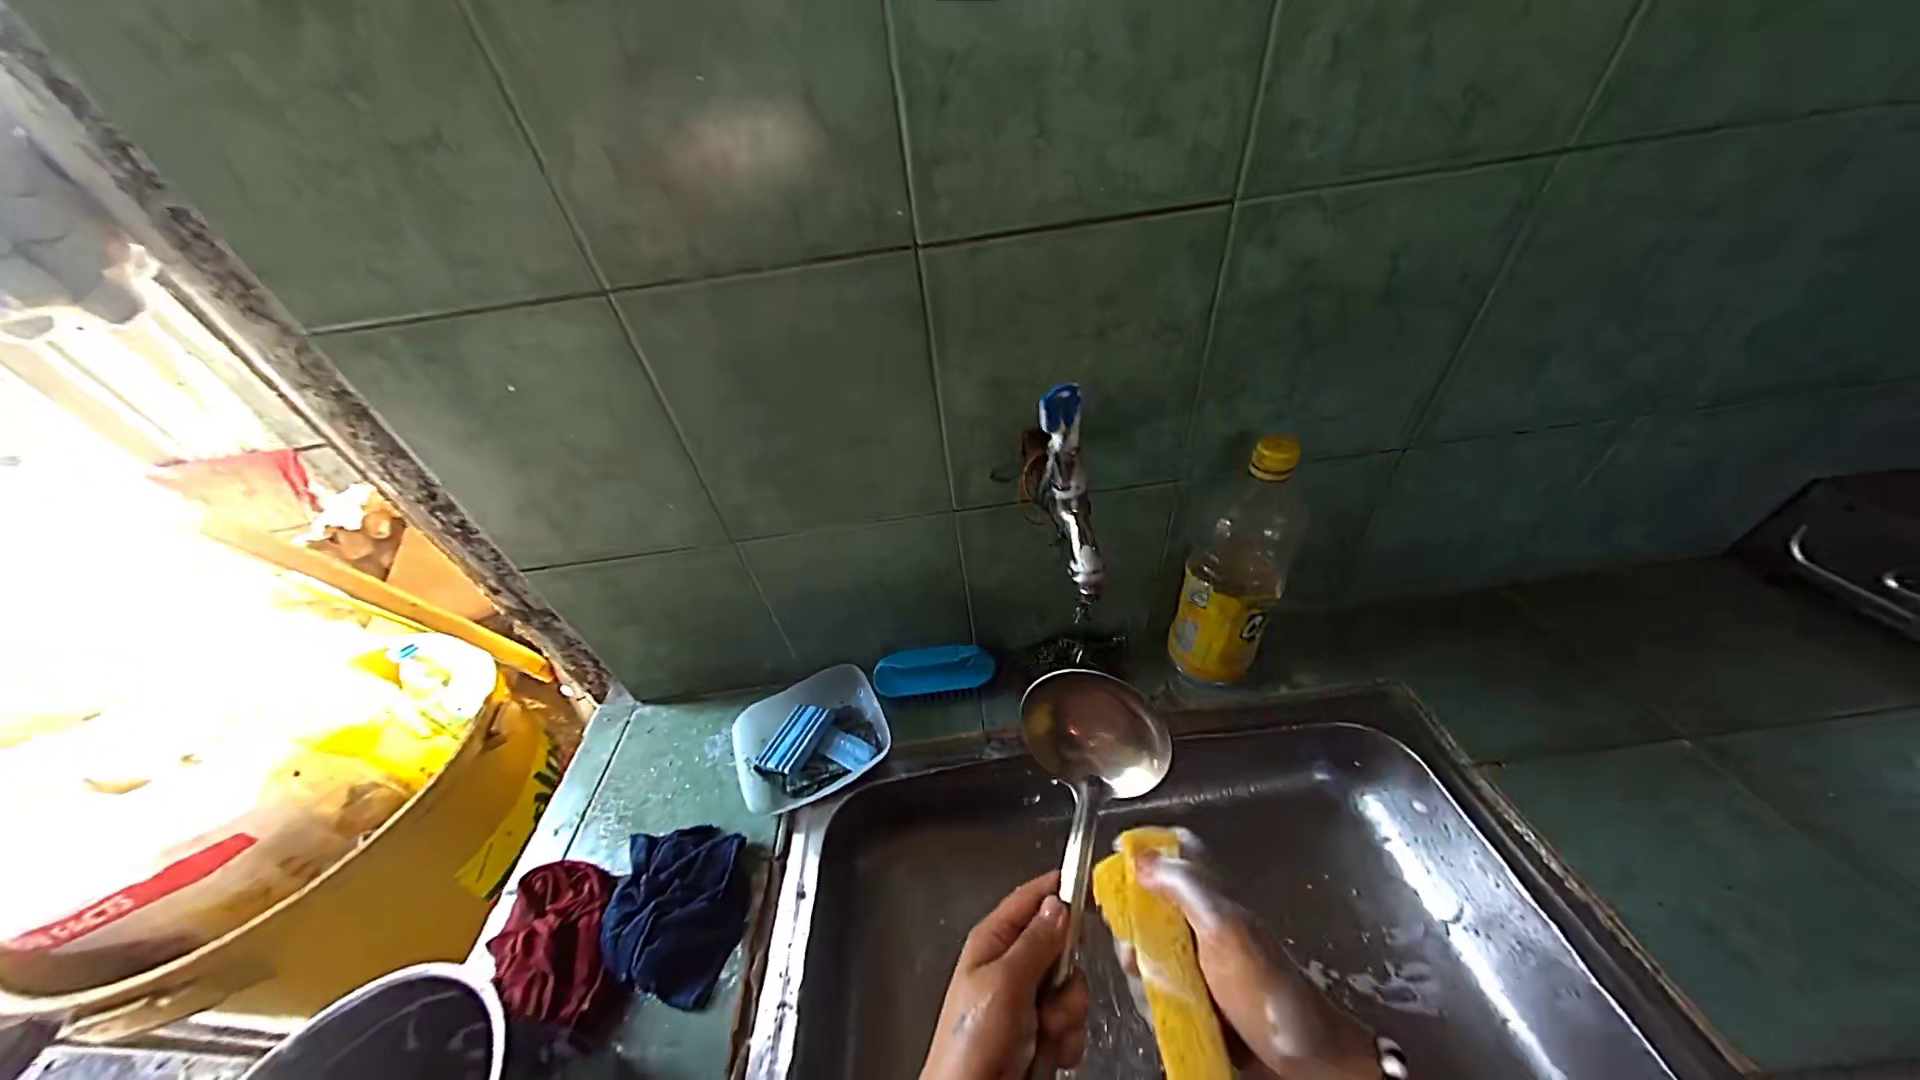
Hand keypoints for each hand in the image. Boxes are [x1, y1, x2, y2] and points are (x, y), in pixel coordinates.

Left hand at [920, 871, 1090, 1079]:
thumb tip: (1058, 902)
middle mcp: (1011, 964)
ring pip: (1071, 988)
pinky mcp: (1040, 1033)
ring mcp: (1027, 1000)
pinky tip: (1052, 1052)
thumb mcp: (1005, 982)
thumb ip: (1035, 941)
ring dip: (1067, 1013)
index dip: (1058, 889)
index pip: (1030, 899)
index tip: (1089, 887)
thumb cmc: (975, 1039)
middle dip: (1068, 973)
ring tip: (1045, 1031)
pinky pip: (1072, 1023)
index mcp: (994, 940)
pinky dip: (1068, 1039)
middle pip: (1060, 945)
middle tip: (1054, 994)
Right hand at [1128, 835, 1380, 1079]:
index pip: (1175, 847)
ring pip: (1146, 945)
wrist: (1310, 1069)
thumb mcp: (1225, 929)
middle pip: (1148, 899)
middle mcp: (1202, 919)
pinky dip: (1149, 997)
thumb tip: (1138, 854)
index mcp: (1212, 892)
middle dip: (1130, 923)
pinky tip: (1161, 1013)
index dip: (1145, 846)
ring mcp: (1199, 960)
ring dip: (1139, 968)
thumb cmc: (1271, 994)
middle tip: (1134, 949)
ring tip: (1156, 993)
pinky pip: (1155, 985)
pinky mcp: (1196, 998)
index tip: (1117, 864)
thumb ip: (1183, 885)